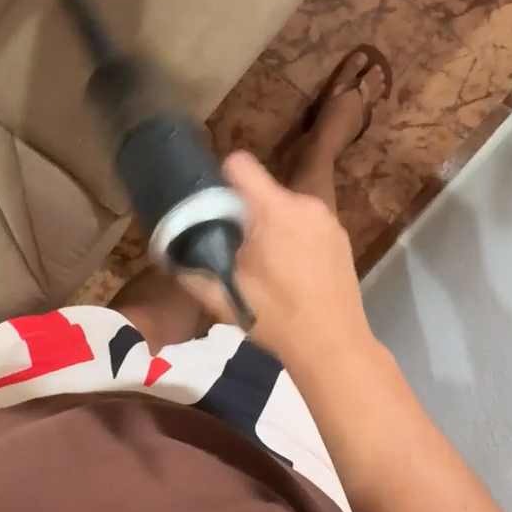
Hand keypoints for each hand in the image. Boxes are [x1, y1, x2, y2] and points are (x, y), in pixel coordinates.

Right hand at [183, 152, 379, 369]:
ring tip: (266, 265)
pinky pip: (306, 223)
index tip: (212, 205)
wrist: (333, 347)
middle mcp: (305, 204)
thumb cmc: (276, 319)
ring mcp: (328, 220)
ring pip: (285, 208)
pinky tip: (292, 272)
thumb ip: (191, 270)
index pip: (240, 164)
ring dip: (271, 226)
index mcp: (274, 210)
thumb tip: (170, 256)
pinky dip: (294, 237)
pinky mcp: (341, 236)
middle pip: (263, 191)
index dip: (220, 178)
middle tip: (236, 248)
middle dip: (246, 213)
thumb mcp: (223, 297)